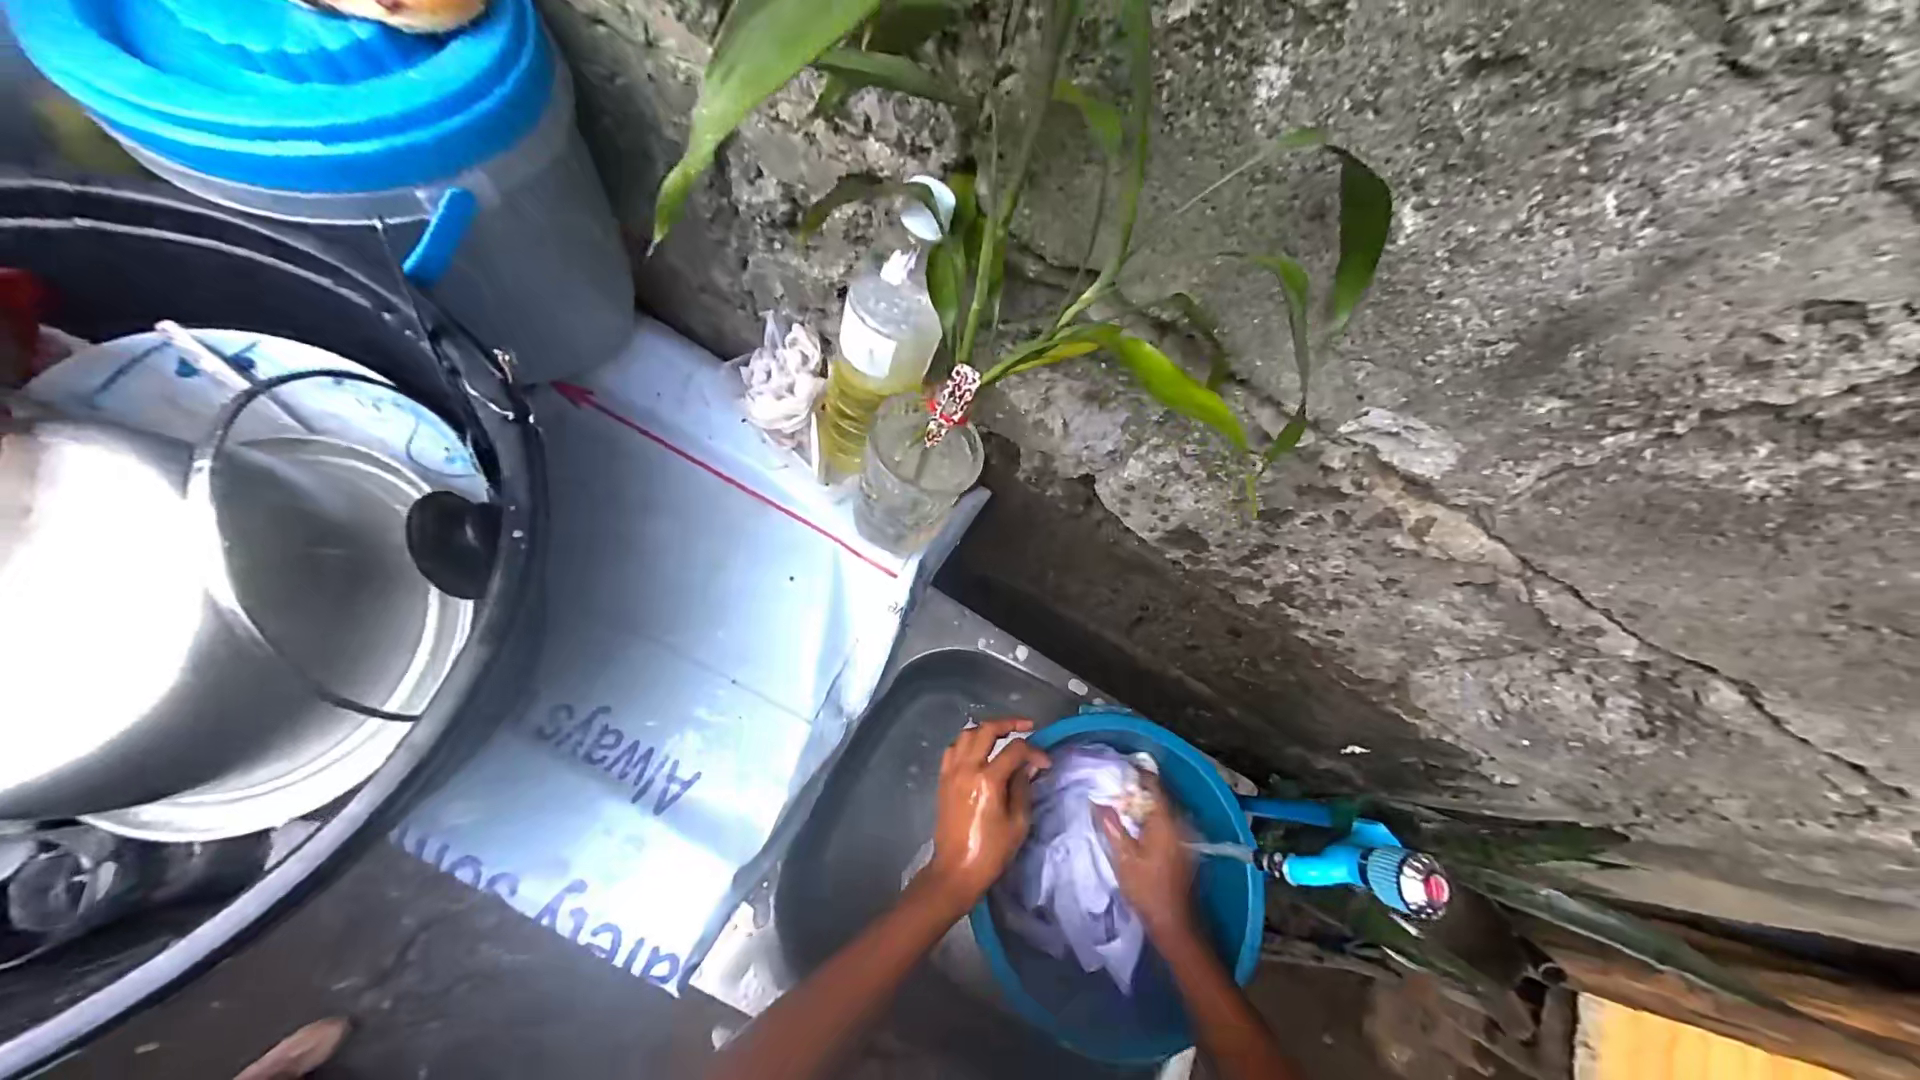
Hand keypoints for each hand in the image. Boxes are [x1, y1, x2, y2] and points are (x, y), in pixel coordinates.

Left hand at [923, 718, 1051, 908]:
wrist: (956, 870)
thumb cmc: (991, 852)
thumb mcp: (1018, 823)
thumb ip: (1023, 788)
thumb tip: (1027, 766)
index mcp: (988, 780)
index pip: (1015, 750)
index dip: (1034, 752)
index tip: (1045, 763)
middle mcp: (967, 768)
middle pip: (986, 729)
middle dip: (1009, 723)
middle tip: (1026, 726)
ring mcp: (951, 771)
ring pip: (966, 734)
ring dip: (986, 730)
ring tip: (1002, 735)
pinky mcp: (942, 779)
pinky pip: (953, 749)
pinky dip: (967, 742)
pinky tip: (979, 750)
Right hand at [1095, 774, 1197, 940]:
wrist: (1174, 923)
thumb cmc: (1147, 889)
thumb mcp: (1123, 857)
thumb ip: (1111, 826)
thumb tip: (1097, 801)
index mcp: (1165, 821)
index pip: (1154, 786)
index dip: (1138, 774)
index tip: (1121, 768)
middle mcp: (1180, 824)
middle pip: (1160, 796)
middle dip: (1140, 789)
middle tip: (1117, 785)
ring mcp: (1185, 837)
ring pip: (1165, 810)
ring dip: (1147, 804)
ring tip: (1124, 802)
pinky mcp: (1185, 848)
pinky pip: (1168, 822)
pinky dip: (1154, 817)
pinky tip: (1139, 824)